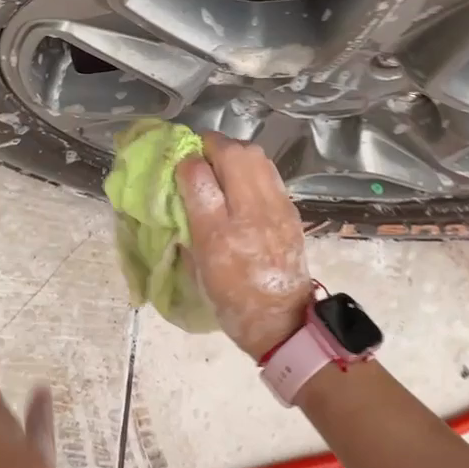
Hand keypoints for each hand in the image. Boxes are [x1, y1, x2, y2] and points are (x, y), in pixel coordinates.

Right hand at [175, 133, 313, 357]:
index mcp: (217, 234)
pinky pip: (269, 172)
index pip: (198, 177)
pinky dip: (253, 166)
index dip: (185, 162)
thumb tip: (181, 193)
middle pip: (233, 155)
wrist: (282, 320)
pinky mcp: (290, 210)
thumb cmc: (231, 300)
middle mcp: (247, 214)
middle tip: (200, 156)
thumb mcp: (197, 269)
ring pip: (255, 156)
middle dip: (212, 146)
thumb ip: (186, 228)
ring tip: (222, 164)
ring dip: (234, 152)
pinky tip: (244, 180)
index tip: (178, 164)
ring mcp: (274, 209)